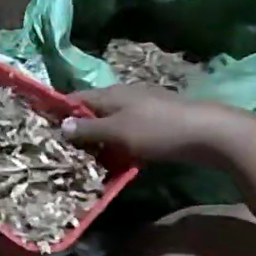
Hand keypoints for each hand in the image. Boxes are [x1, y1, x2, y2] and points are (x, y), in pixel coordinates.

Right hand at [62, 84, 255, 163]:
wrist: (211, 134)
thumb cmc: (158, 130)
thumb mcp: (117, 132)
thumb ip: (88, 129)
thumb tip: (60, 125)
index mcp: (110, 94)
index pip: (75, 98)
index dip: (58, 112)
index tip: (44, 130)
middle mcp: (123, 96)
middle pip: (92, 112)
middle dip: (78, 129)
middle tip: (63, 152)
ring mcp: (142, 109)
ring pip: (110, 124)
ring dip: (99, 140)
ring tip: (87, 161)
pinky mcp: (156, 123)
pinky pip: (127, 133)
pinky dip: (118, 145)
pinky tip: (117, 160)